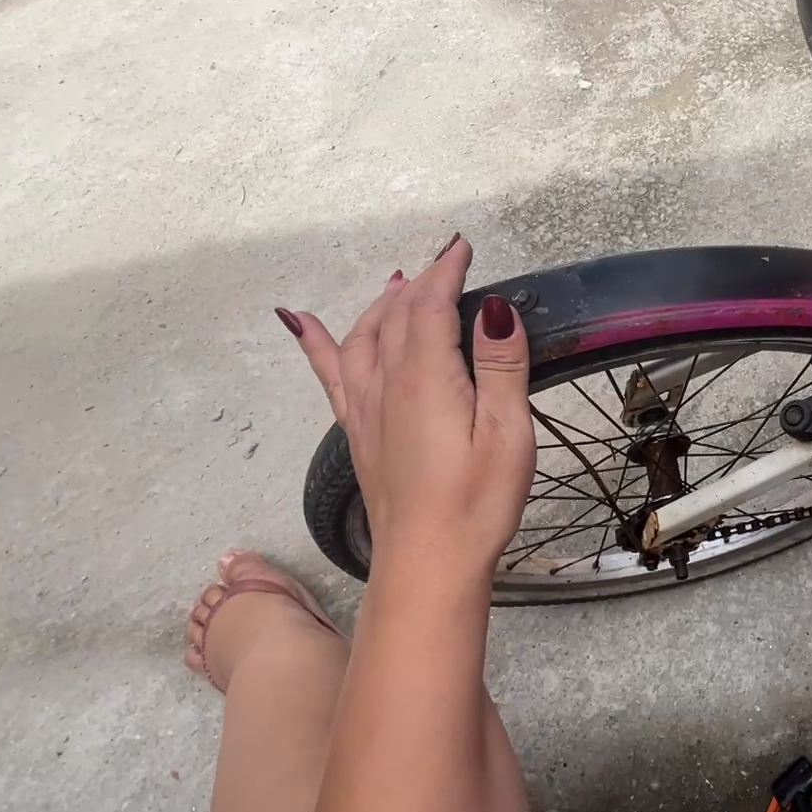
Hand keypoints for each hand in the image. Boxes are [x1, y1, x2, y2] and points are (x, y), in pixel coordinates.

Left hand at [276, 237, 534, 576]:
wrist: (428, 565)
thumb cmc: (477, 499)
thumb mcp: (507, 430)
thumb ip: (500, 365)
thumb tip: (495, 307)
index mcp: (425, 378)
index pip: (429, 305)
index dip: (446, 270)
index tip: (463, 246)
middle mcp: (386, 385)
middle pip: (394, 315)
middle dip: (421, 282)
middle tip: (449, 264)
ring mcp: (365, 410)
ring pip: (362, 337)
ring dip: (381, 303)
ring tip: (400, 283)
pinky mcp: (357, 433)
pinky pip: (332, 374)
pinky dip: (317, 342)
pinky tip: (303, 323)